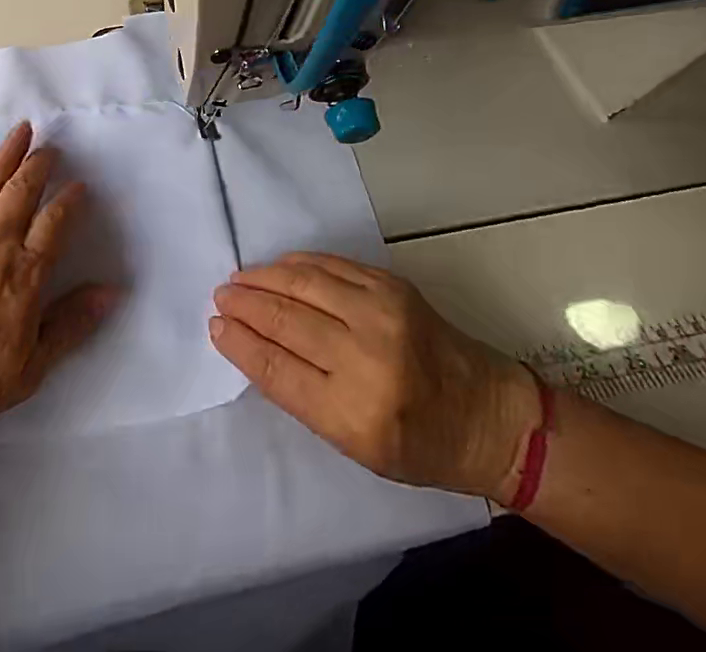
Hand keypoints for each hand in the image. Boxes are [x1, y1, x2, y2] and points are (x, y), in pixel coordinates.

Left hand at [0, 122, 120, 509]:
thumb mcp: (30, 368)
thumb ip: (70, 324)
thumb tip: (111, 292)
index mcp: (24, 275)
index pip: (55, 225)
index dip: (71, 202)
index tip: (82, 186)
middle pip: (22, 193)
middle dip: (40, 166)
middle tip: (53, 147)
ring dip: (6, 155)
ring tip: (22, 129)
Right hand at [208, 252, 540, 503]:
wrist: (491, 416)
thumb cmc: (415, 441)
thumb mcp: (349, 441)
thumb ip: (295, 393)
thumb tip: (245, 343)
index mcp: (353, 411)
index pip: (275, 367)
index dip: (238, 342)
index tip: (214, 325)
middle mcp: (368, 358)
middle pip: (284, 319)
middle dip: (243, 304)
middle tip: (220, 296)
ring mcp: (384, 316)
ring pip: (301, 284)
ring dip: (262, 278)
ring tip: (239, 280)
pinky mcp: (394, 288)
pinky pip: (330, 265)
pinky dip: (294, 264)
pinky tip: (276, 269)